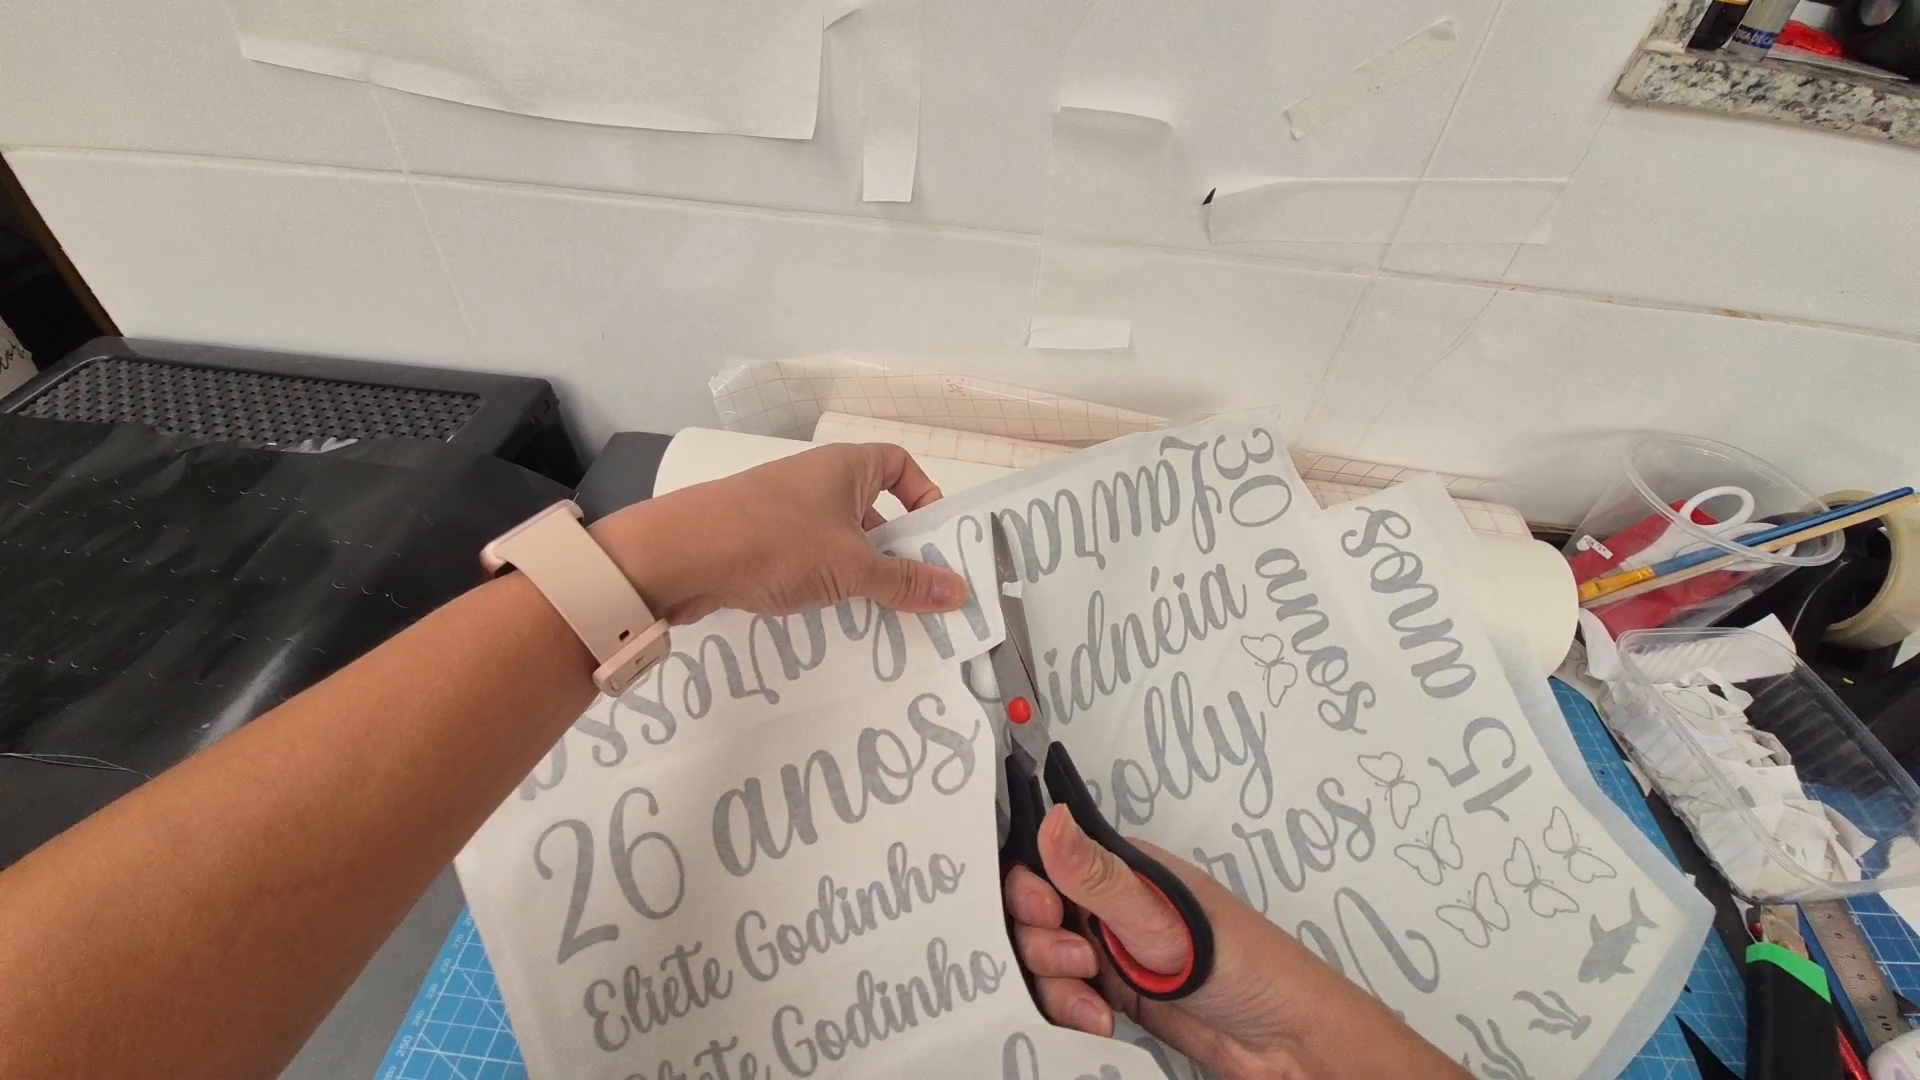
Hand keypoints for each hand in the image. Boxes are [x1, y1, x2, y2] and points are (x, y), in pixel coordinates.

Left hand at [591, 443, 968, 623]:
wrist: (680, 554)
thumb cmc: (780, 542)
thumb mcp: (853, 566)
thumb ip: (906, 581)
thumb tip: (959, 592)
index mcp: (847, 467)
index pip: (899, 464)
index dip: (923, 494)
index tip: (933, 535)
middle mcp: (818, 480)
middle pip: (873, 508)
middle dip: (896, 546)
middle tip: (917, 588)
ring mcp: (785, 509)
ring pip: (840, 537)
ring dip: (861, 570)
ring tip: (879, 610)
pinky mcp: (760, 538)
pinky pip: (809, 556)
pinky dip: (825, 580)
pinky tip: (831, 613)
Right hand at [1004, 806, 1467, 1079]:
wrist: (1283, 1042)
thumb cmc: (1229, 959)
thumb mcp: (1158, 918)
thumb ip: (1096, 875)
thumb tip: (1051, 816)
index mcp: (1111, 866)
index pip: (1041, 862)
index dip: (1027, 889)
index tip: (1047, 913)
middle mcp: (1101, 902)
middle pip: (1032, 915)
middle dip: (1041, 941)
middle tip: (1081, 961)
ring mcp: (1104, 948)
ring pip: (1042, 959)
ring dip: (1055, 982)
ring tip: (1095, 1001)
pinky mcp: (1110, 992)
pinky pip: (1061, 996)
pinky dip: (1068, 1010)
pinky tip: (1099, 1022)